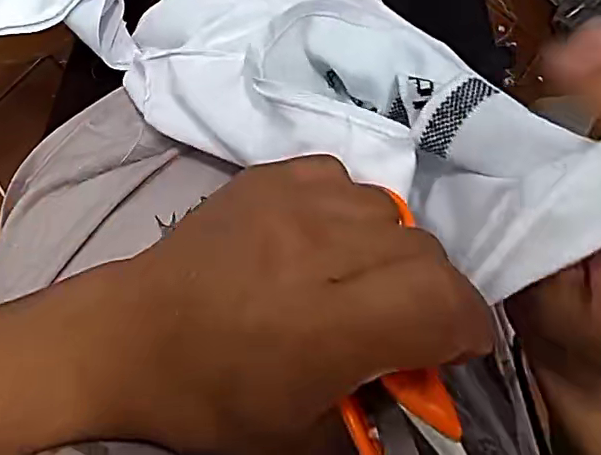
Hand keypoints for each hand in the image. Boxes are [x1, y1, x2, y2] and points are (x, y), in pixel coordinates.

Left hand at [89, 155, 493, 453]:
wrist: (133, 332)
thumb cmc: (213, 399)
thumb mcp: (302, 435)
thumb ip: (379, 409)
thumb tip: (428, 380)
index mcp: (327, 323)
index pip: (440, 298)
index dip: (467, 322)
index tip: (458, 342)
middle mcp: (319, 246)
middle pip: (423, 249)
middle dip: (430, 290)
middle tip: (401, 319)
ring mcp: (294, 198)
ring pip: (386, 209)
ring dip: (387, 248)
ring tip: (352, 275)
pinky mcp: (272, 172)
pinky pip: (343, 177)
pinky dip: (347, 210)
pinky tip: (318, 238)